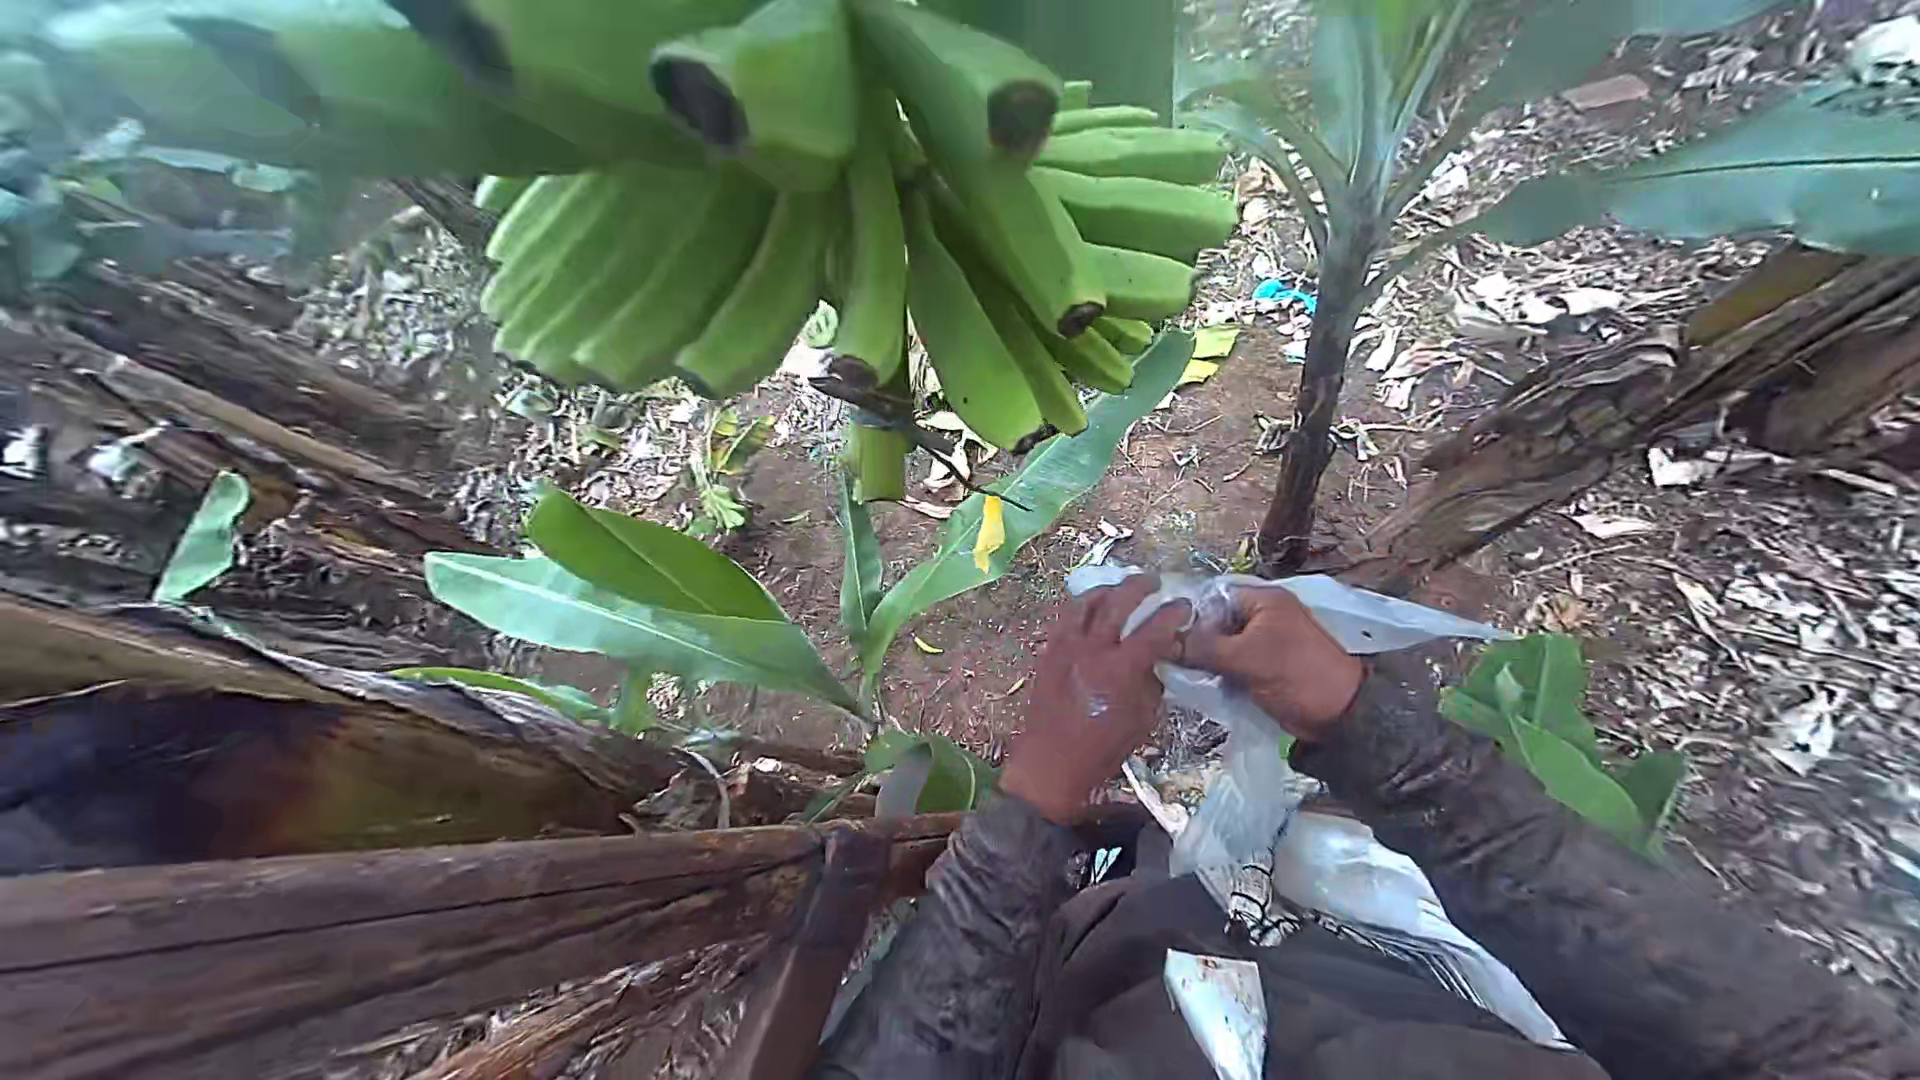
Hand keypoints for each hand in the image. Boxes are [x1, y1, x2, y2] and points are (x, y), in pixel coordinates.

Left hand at [1000, 575, 1187, 822]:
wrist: (1050, 764)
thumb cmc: (1101, 750)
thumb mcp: (1141, 721)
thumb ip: (1150, 684)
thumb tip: (1155, 661)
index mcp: (1120, 670)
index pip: (1153, 630)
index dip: (1172, 614)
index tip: (1184, 605)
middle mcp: (1091, 650)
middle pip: (1116, 604)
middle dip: (1138, 587)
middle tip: (1153, 582)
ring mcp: (1065, 648)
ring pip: (1084, 604)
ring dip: (1105, 590)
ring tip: (1118, 587)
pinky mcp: (1047, 653)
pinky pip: (1064, 619)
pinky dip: (1079, 607)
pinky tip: (1088, 608)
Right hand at [1178, 586, 1362, 742]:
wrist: (1341, 717)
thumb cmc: (1298, 676)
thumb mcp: (1246, 658)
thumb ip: (1203, 647)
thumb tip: (1162, 642)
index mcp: (1264, 600)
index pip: (1213, 596)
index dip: (1189, 613)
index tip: (1164, 632)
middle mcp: (1261, 616)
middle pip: (1214, 620)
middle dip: (1193, 637)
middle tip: (1166, 653)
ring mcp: (1261, 642)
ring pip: (1219, 643)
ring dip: (1201, 657)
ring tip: (1177, 668)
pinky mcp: (1261, 666)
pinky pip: (1228, 662)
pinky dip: (1214, 670)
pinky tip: (1195, 679)